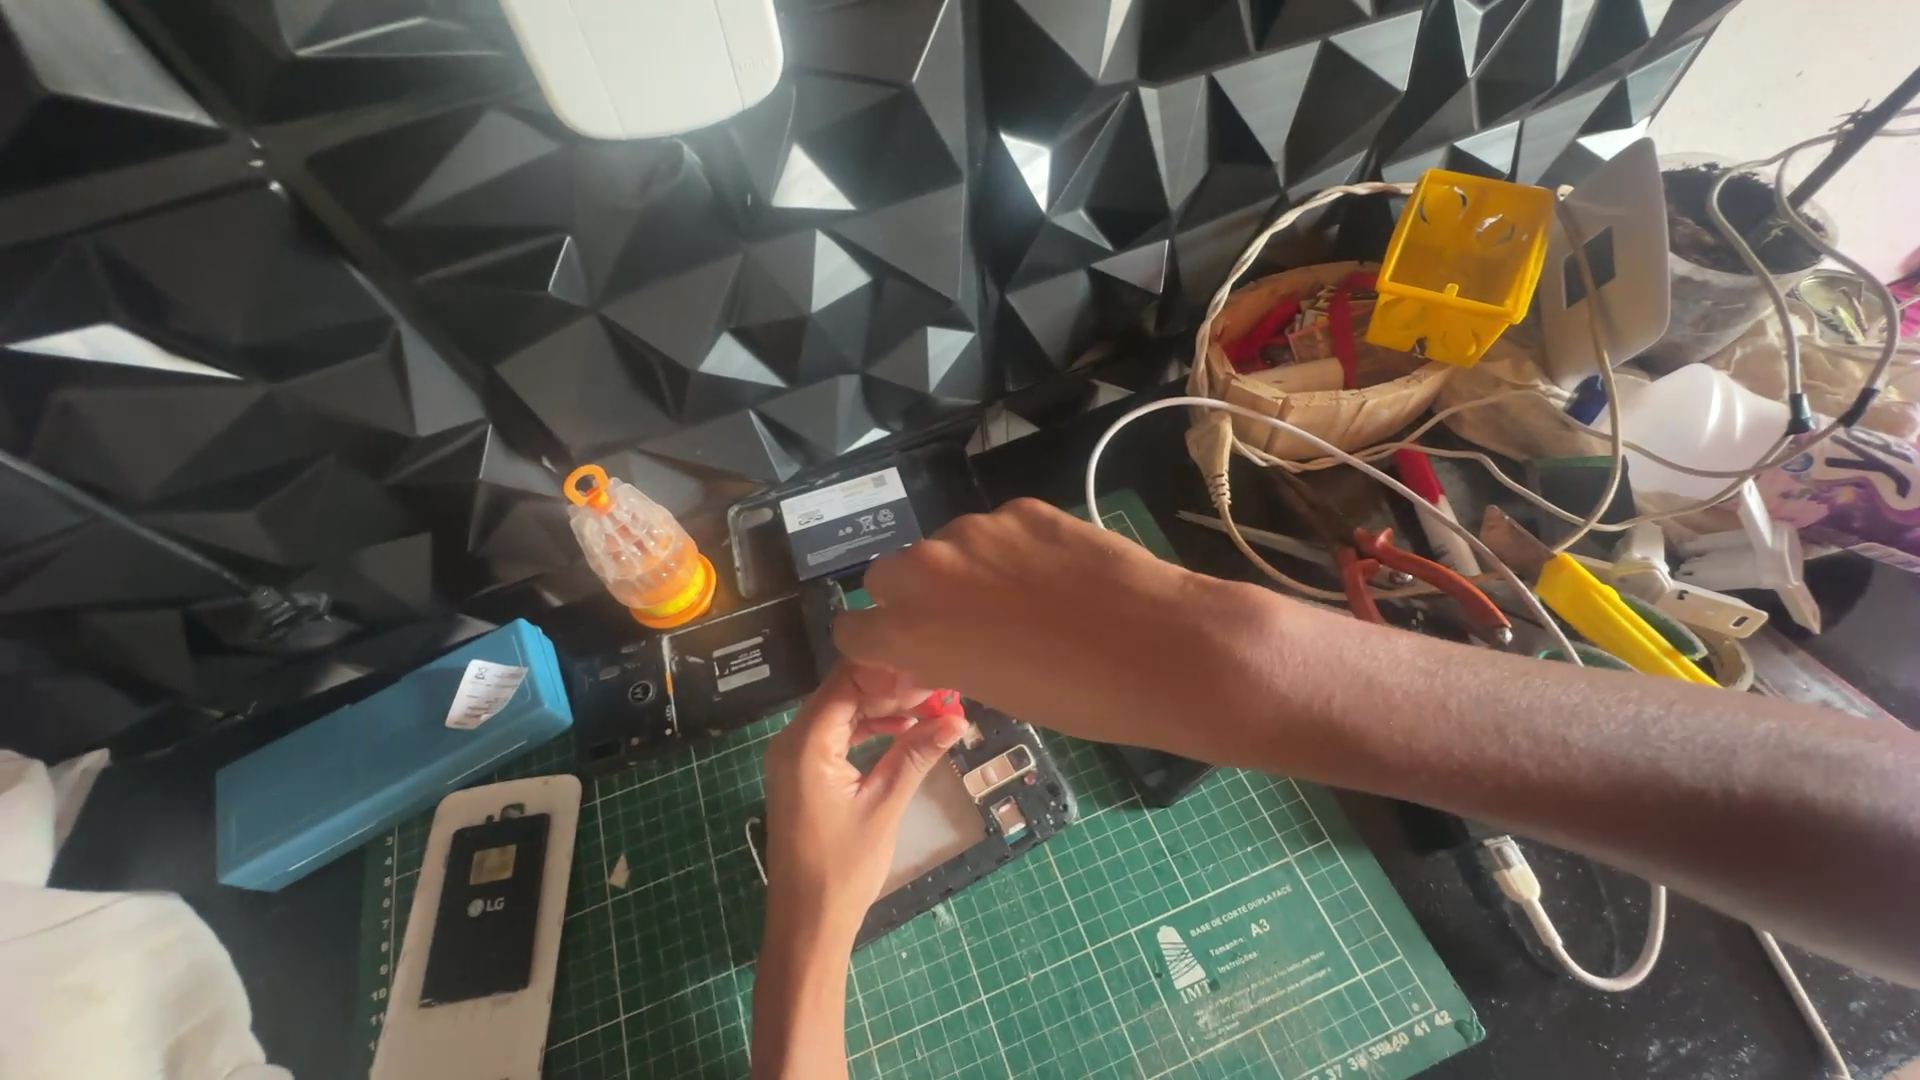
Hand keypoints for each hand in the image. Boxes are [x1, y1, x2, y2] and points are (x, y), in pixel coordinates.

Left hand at [761, 664, 968, 942]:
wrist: (806, 924)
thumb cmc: (843, 869)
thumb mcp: (884, 806)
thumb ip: (916, 755)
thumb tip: (958, 719)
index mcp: (806, 743)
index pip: (847, 681)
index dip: (891, 673)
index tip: (933, 677)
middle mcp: (793, 740)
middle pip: (844, 692)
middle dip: (892, 688)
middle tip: (940, 691)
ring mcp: (796, 756)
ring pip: (843, 711)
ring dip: (884, 708)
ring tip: (931, 709)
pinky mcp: (804, 771)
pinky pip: (838, 734)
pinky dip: (870, 728)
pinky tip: (905, 730)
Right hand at [833, 499, 1316, 765]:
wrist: (1163, 648)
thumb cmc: (1079, 698)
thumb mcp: (994, 692)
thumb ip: (944, 661)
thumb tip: (931, 651)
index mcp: (914, 630)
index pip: (854, 630)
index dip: (875, 646)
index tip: (899, 655)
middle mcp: (930, 569)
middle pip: (886, 576)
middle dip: (907, 600)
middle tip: (953, 624)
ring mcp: (977, 529)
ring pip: (942, 547)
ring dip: (959, 571)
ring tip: (1015, 599)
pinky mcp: (1022, 508)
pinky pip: (993, 530)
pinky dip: (1006, 551)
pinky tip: (1051, 576)